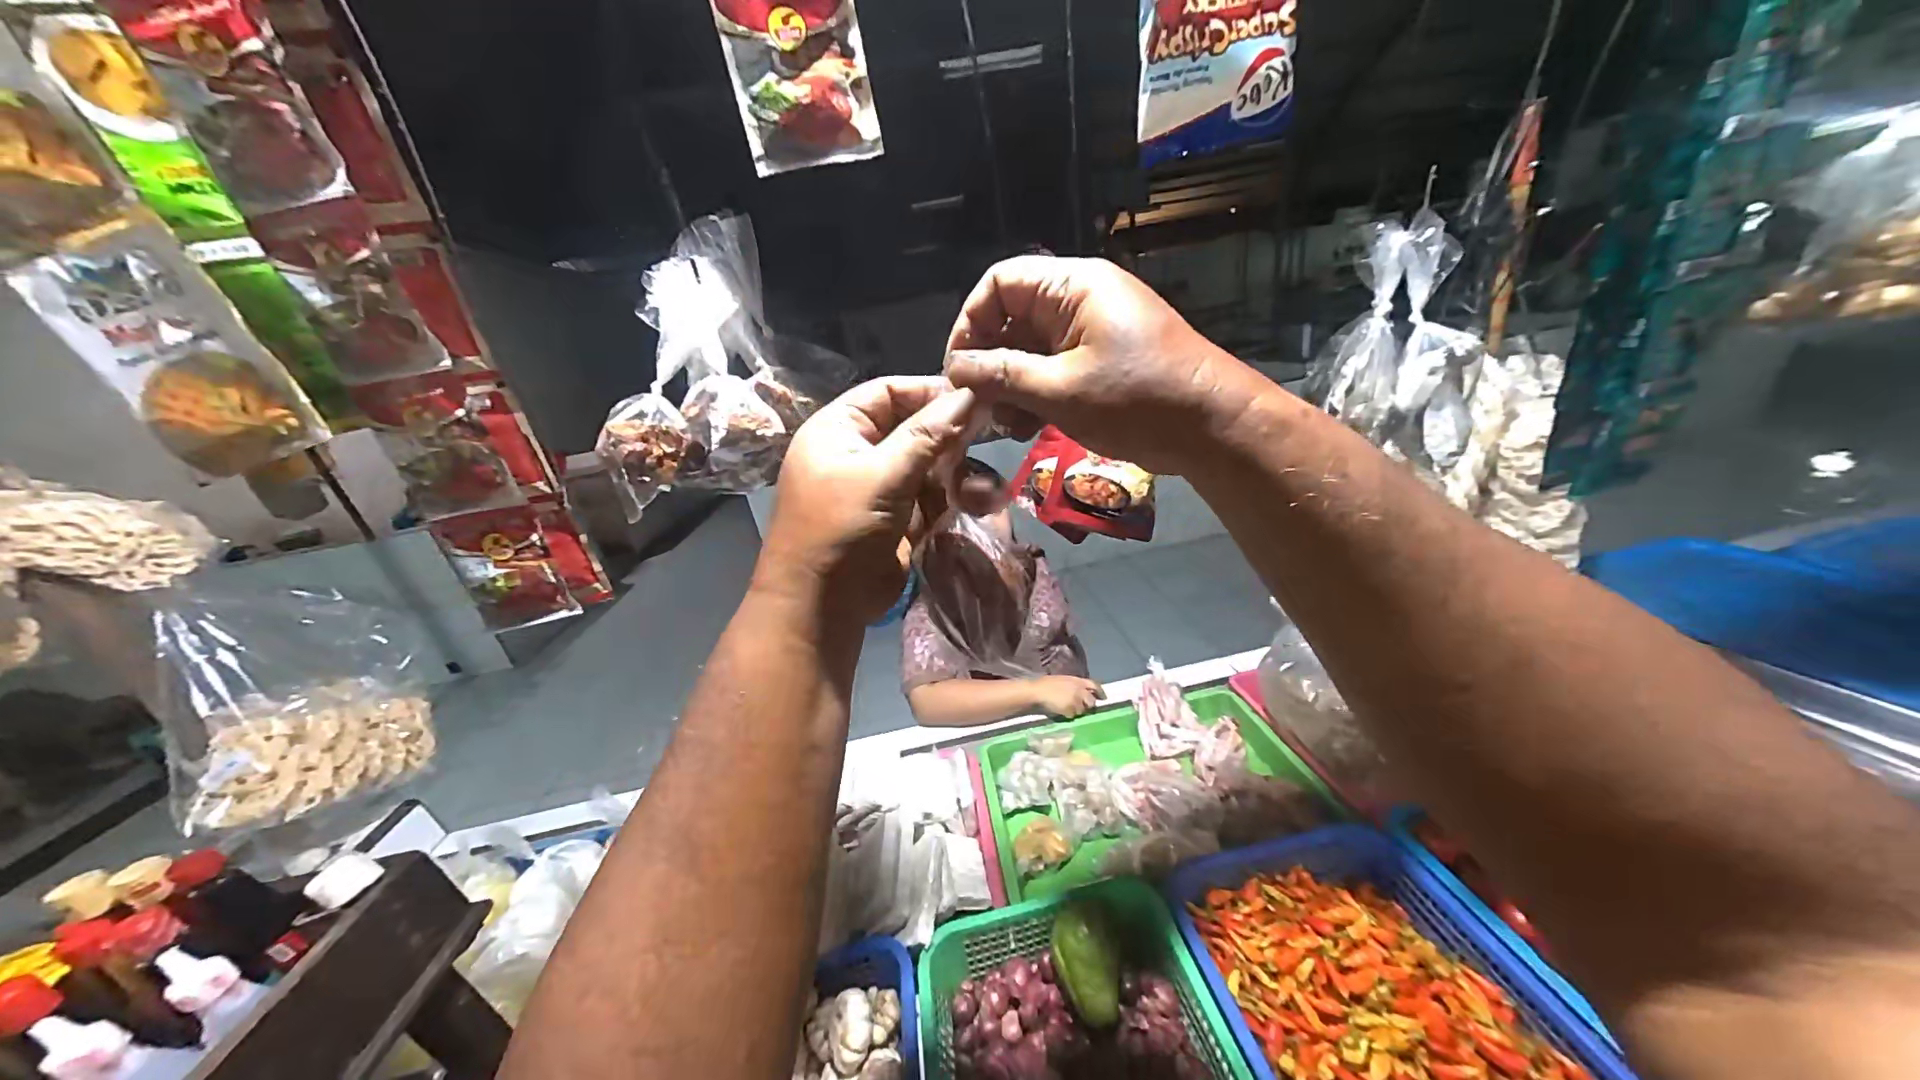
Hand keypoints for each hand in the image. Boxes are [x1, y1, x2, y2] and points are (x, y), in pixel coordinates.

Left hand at [757, 377, 976, 623]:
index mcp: (839, 429)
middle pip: (916, 430)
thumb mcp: (883, 476)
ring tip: (986, 492)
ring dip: (960, 476)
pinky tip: (982, 506)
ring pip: (930, 467)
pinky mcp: (899, 519)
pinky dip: (955, 500)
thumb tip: (970, 392)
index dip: (931, 392)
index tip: (976, 398)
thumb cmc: (841, 529)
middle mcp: (860, 453)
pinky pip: (933, 498)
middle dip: (952, 441)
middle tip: (988, 443)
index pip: (889, 392)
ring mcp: (881, 488)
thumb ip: (929, 435)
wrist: (821, 608)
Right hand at [943, 256, 1267, 475]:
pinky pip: (1053, 369)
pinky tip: (1028, 428)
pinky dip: (1035, 395)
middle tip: (981, 408)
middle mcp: (1080, 300)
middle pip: (1012, 318)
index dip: (970, 323)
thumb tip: (954, 368)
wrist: (1213, 428)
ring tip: (1007, 426)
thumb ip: (1002, 375)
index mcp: (1073, 287)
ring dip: (1011, 386)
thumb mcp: (1061, 389)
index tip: (958, 370)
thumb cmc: (1138, 400)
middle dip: (990, 363)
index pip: (999, 283)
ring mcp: (1092, 332)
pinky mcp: (1101, 362)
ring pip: (1030, 349)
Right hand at [1030, 675, 1101, 717]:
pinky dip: (1068, 715)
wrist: (1036, 692)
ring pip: (1082, 710)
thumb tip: (1082, 691)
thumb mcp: (1062, 680)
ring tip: (1066, 707)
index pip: (1094, 685)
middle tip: (1081, 706)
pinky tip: (1060, 711)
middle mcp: (1080, 690)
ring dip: (1077, 710)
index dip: (1099, 692)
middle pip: (1091, 701)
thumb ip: (1074, 686)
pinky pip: (1073, 715)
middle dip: (1088, 704)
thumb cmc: (1045, 684)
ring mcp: (1076, 701)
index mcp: (1077, 680)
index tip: (1103, 697)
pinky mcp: (1071, 711)